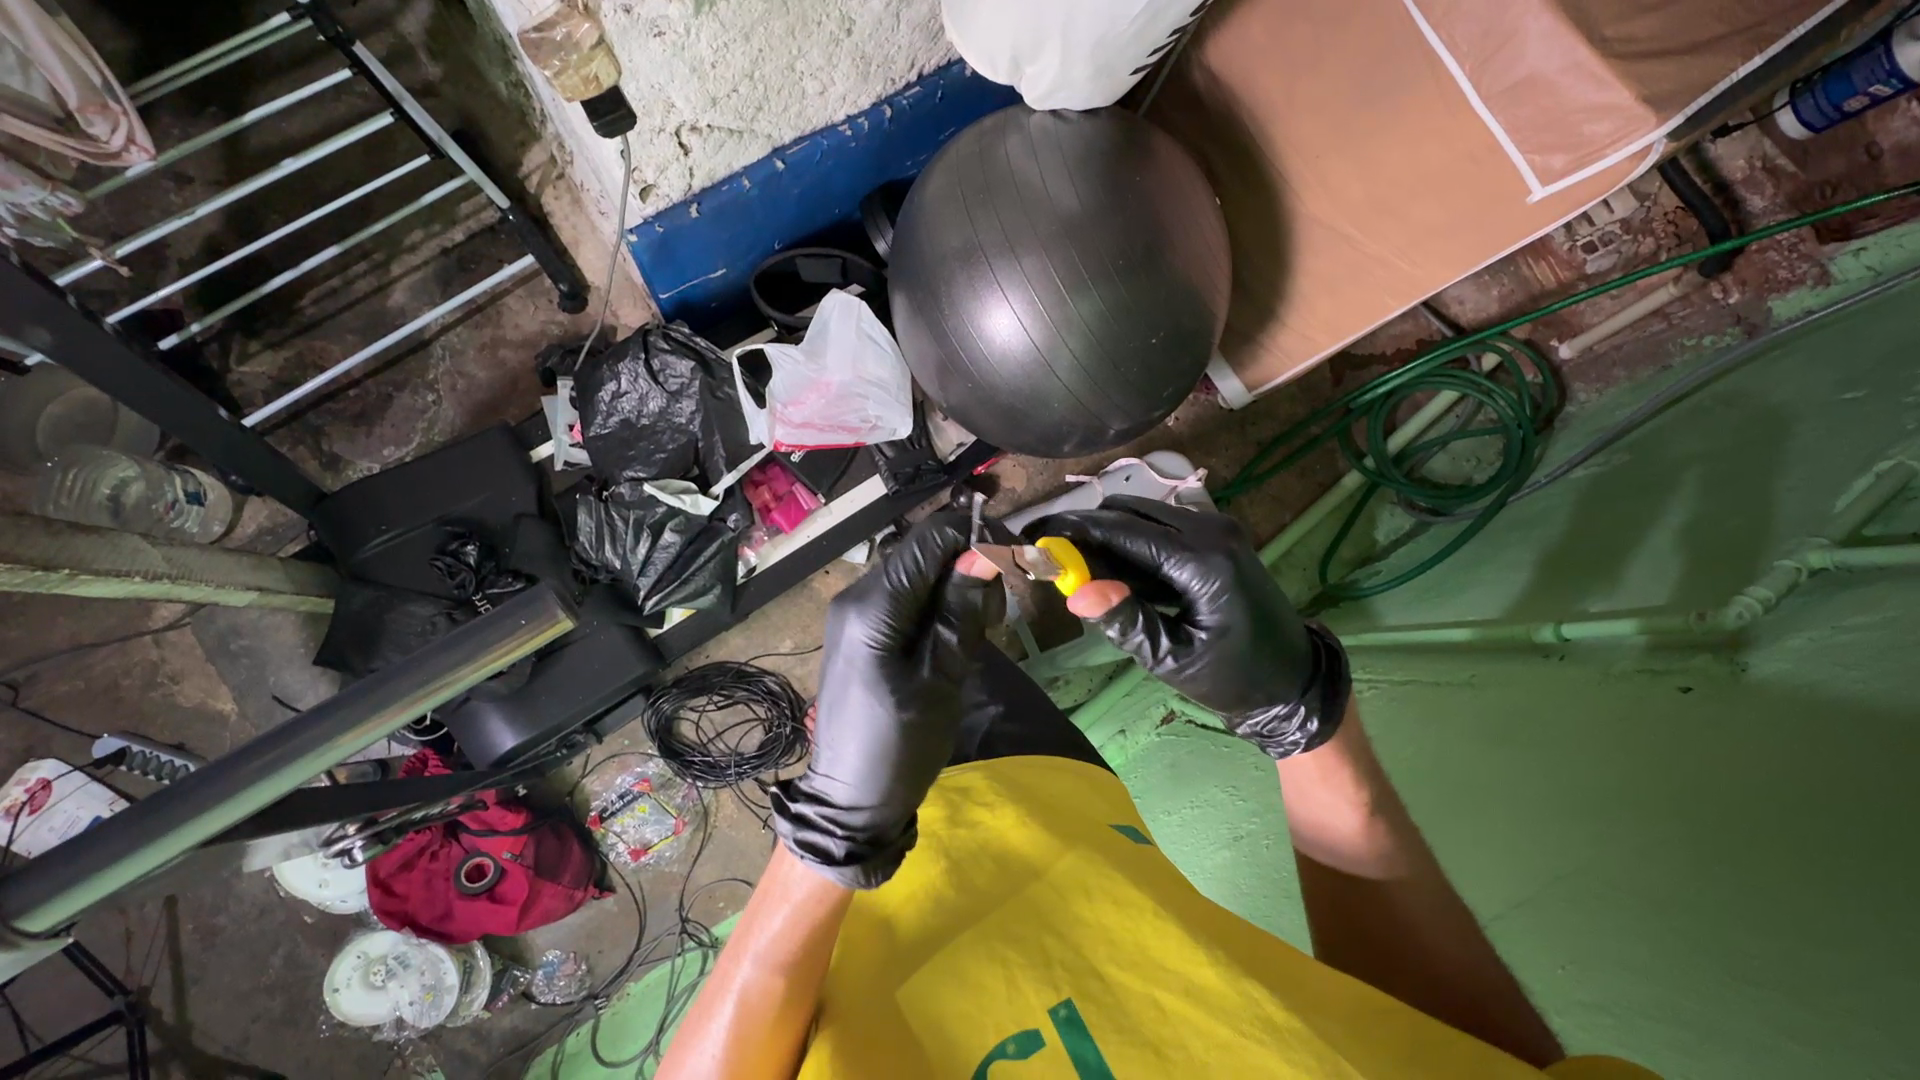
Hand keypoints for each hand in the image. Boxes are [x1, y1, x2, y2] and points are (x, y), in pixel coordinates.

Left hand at [771, 514, 1000, 887]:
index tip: (1019, 557)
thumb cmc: (900, 746)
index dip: (976, 535)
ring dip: (955, 587)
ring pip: (917, 573)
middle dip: (968, 564)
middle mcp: (856, 596)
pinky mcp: (861, 629)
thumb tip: (985, 551)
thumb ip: (961, 611)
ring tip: (977, 633)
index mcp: (872, 607)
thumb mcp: (941, 679)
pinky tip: (952, 638)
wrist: (851, 798)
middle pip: (922, 552)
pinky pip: (905, 597)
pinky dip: (936, 605)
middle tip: (996, 615)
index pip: (928, 539)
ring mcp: (854, 612)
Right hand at [1033, 496, 1348, 759]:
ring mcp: (1217, 528)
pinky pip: (1162, 528)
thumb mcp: (1173, 658)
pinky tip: (1116, 574)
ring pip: (1144, 514)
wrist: (1292, 678)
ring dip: (1109, 536)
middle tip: (1054, 557)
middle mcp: (1211, 530)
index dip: (1075, 530)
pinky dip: (1132, 544)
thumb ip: (1127, 621)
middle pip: (1130, 510)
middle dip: (1087, 529)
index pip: (1123, 529)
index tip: (1035, 533)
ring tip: (1079, 569)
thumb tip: (1076, 593)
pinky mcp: (1218, 536)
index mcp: (1202, 560)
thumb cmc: (1233, 676)